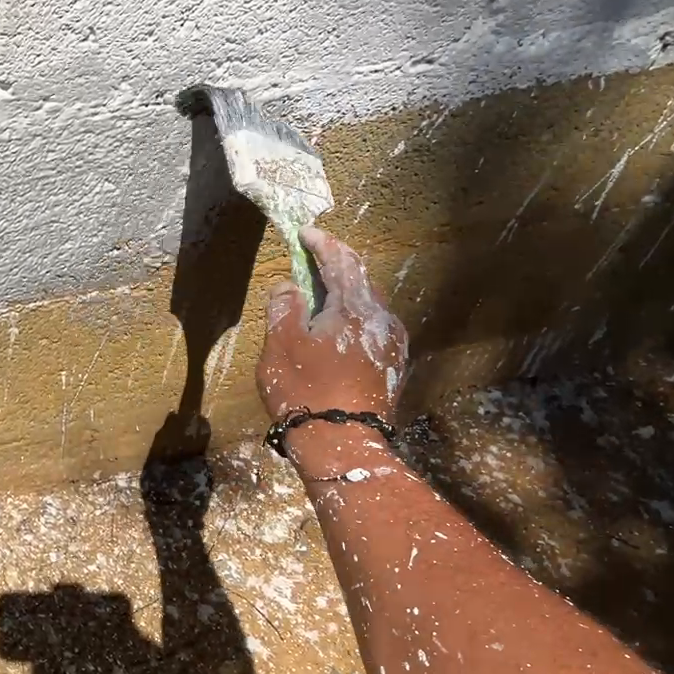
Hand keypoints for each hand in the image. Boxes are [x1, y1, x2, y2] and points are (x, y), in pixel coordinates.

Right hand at [255, 226, 407, 421]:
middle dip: (336, 265)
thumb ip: (285, 309)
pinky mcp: (389, 364)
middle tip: (311, 257)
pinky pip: (368, 326)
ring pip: (367, 304)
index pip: (342, 263)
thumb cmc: (306, 388)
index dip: (323, 244)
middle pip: (361, 281)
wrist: (342, 441)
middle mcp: (382, 320)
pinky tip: (332, 326)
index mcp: (355, 309)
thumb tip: (289, 286)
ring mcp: (391, 343)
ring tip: (318, 292)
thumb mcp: (282, 344)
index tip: (305, 232)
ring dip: (343, 292)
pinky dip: (349, 315)